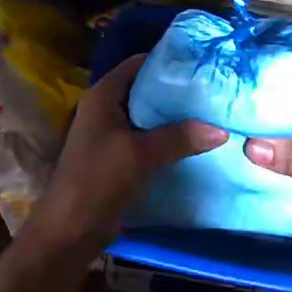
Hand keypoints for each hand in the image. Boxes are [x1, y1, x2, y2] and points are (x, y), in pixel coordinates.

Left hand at [25, 54, 227, 248]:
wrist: (70, 229)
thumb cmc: (98, 179)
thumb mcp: (139, 154)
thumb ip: (179, 138)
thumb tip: (221, 129)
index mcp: (103, 95)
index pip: (138, 63)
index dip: (167, 61)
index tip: (201, 64)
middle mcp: (105, 107)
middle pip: (145, 88)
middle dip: (176, 91)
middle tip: (213, 90)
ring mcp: (110, 132)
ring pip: (148, 116)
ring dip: (174, 117)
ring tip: (211, 113)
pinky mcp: (118, 156)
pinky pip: (147, 138)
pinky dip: (167, 138)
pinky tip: (195, 143)